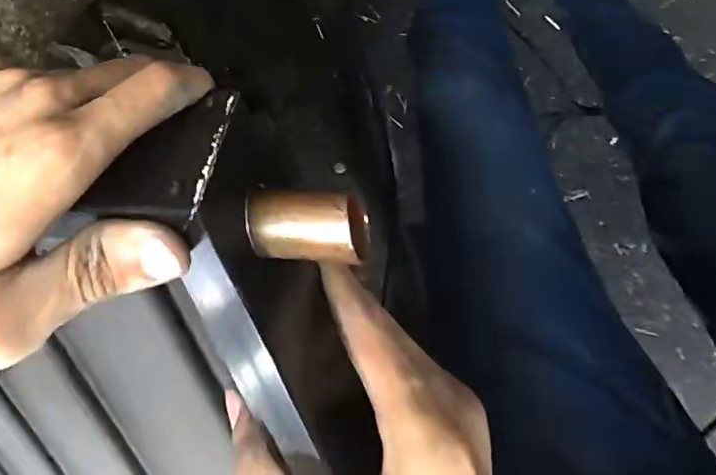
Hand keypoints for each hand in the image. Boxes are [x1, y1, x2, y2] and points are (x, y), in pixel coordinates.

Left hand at [0, 53, 214, 370]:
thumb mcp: (23, 310)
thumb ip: (101, 268)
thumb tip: (173, 245)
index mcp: (59, 152)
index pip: (147, 92)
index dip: (186, 84)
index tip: (205, 87)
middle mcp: (34, 100)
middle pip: (122, 71)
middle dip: (156, 84)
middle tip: (172, 114)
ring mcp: (0, 79)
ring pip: (81, 70)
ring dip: (107, 90)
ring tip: (112, 130)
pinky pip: (39, 69)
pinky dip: (60, 88)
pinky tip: (45, 123)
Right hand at [232, 265, 491, 474]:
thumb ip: (262, 467)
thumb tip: (235, 401)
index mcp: (427, 451)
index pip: (386, 357)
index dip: (354, 305)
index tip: (328, 262)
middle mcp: (463, 447)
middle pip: (414, 360)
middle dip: (372, 316)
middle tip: (332, 283)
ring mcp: (480, 459)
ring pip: (437, 378)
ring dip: (393, 341)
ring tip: (353, 316)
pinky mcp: (478, 471)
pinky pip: (447, 401)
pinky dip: (412, 372)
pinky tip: (388, 369)